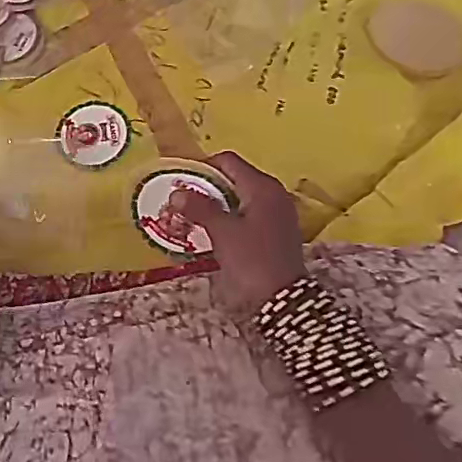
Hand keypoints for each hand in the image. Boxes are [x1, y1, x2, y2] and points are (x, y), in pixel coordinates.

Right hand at [169, 152, 306, 309]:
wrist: (284, 300)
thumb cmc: (253, 260)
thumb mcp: (223, 233)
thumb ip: (200, 208)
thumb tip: (177, 193)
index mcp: (262, 187)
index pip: (228, 161)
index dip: (203, 166)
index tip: (181, 181)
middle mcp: (273, 193)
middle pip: (235, 177)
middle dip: (208, 186)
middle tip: (183, 200)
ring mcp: (278, 212)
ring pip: (241, 196)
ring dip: (217, 203)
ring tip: (193, 216)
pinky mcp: (277, 230)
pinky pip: (249, 213)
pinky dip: (230, 216)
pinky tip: (214, 231)